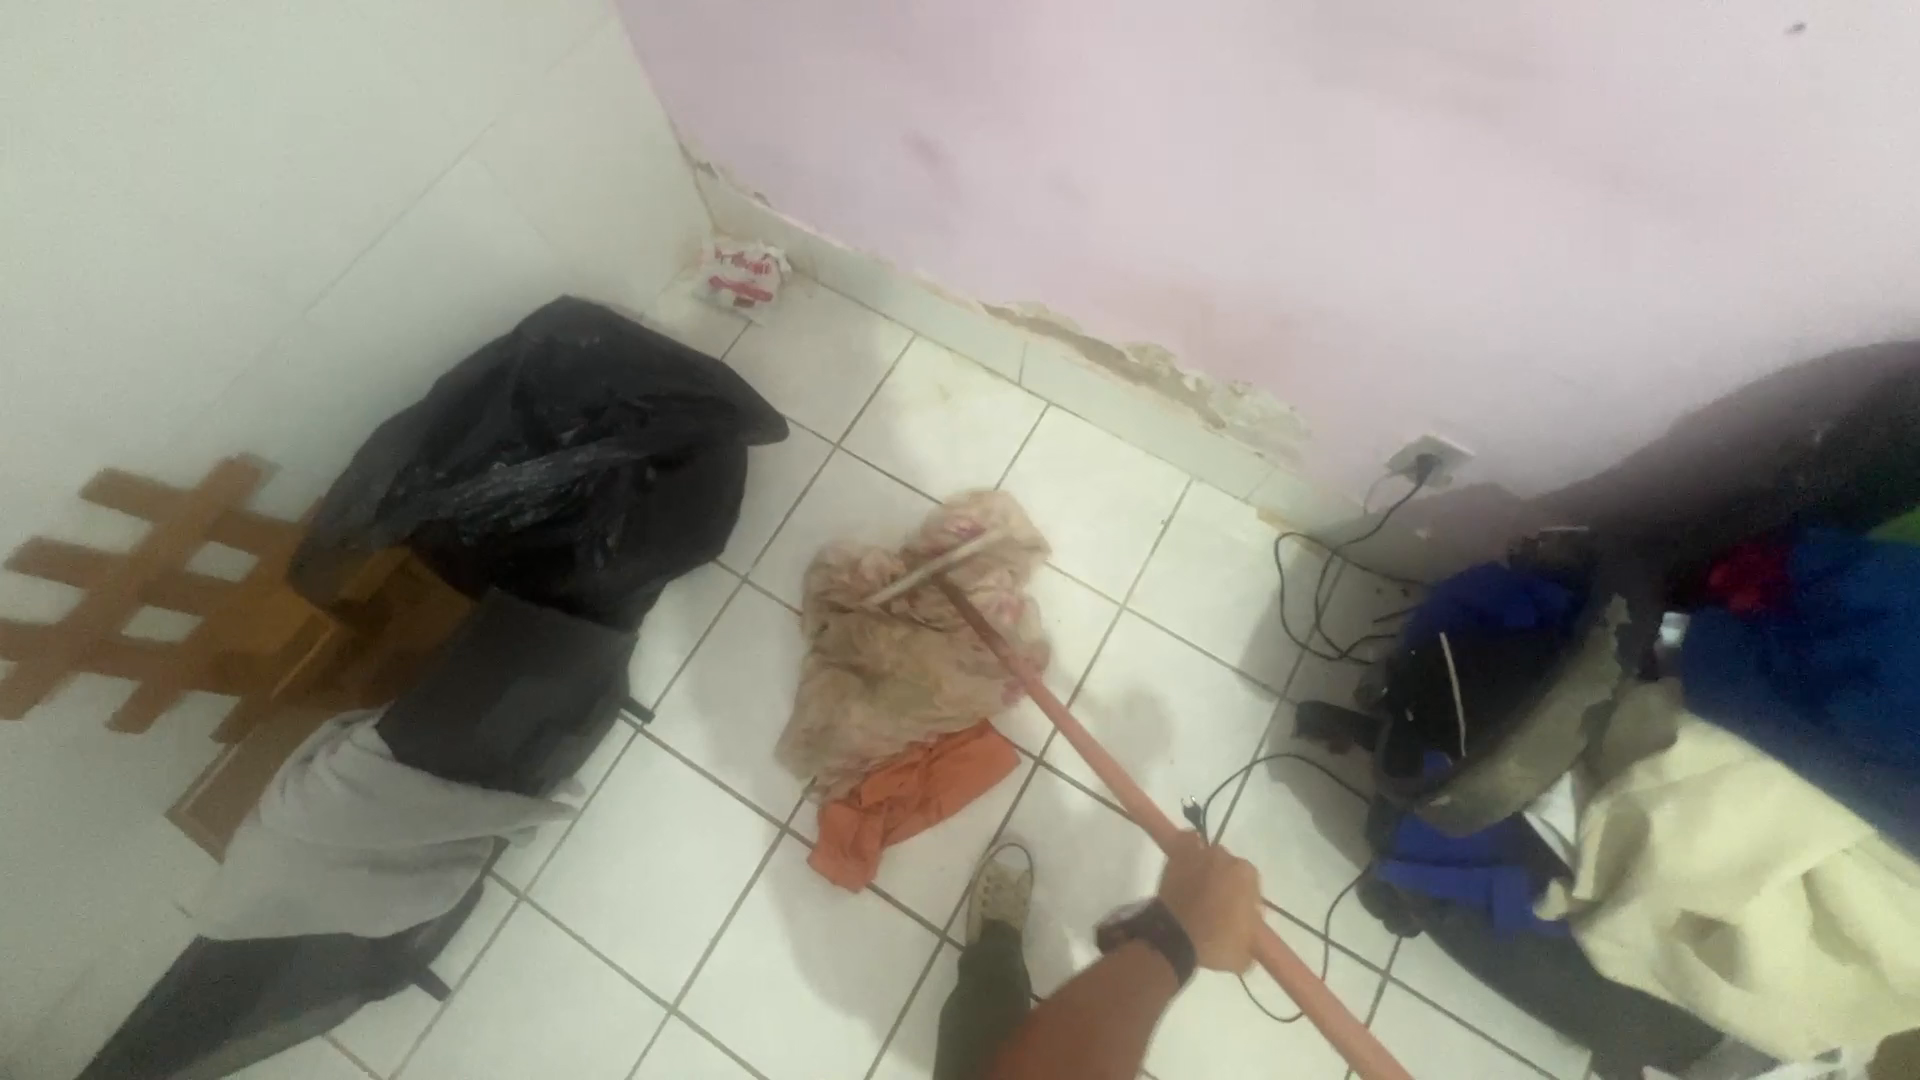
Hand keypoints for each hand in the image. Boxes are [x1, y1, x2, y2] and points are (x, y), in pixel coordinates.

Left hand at [1155, 831, 1260, 972]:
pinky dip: (1191, 845)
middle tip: (1219, 904)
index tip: (1238, 916)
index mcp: (1246, 876)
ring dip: (1209, 867)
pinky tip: (1190, 859)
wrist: (1175, 935)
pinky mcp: (1179, 852)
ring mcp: (1200, 852)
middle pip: (1231, 869)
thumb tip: (1246, 931)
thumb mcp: (1245, 953)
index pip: (1251, 886)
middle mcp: (1225, 857)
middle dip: (1228, 884)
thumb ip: (1250, 935)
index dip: (1245, 901)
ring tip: (1200, 888)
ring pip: (1211, 855)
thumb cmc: (1214, 943)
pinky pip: (1189, 839)